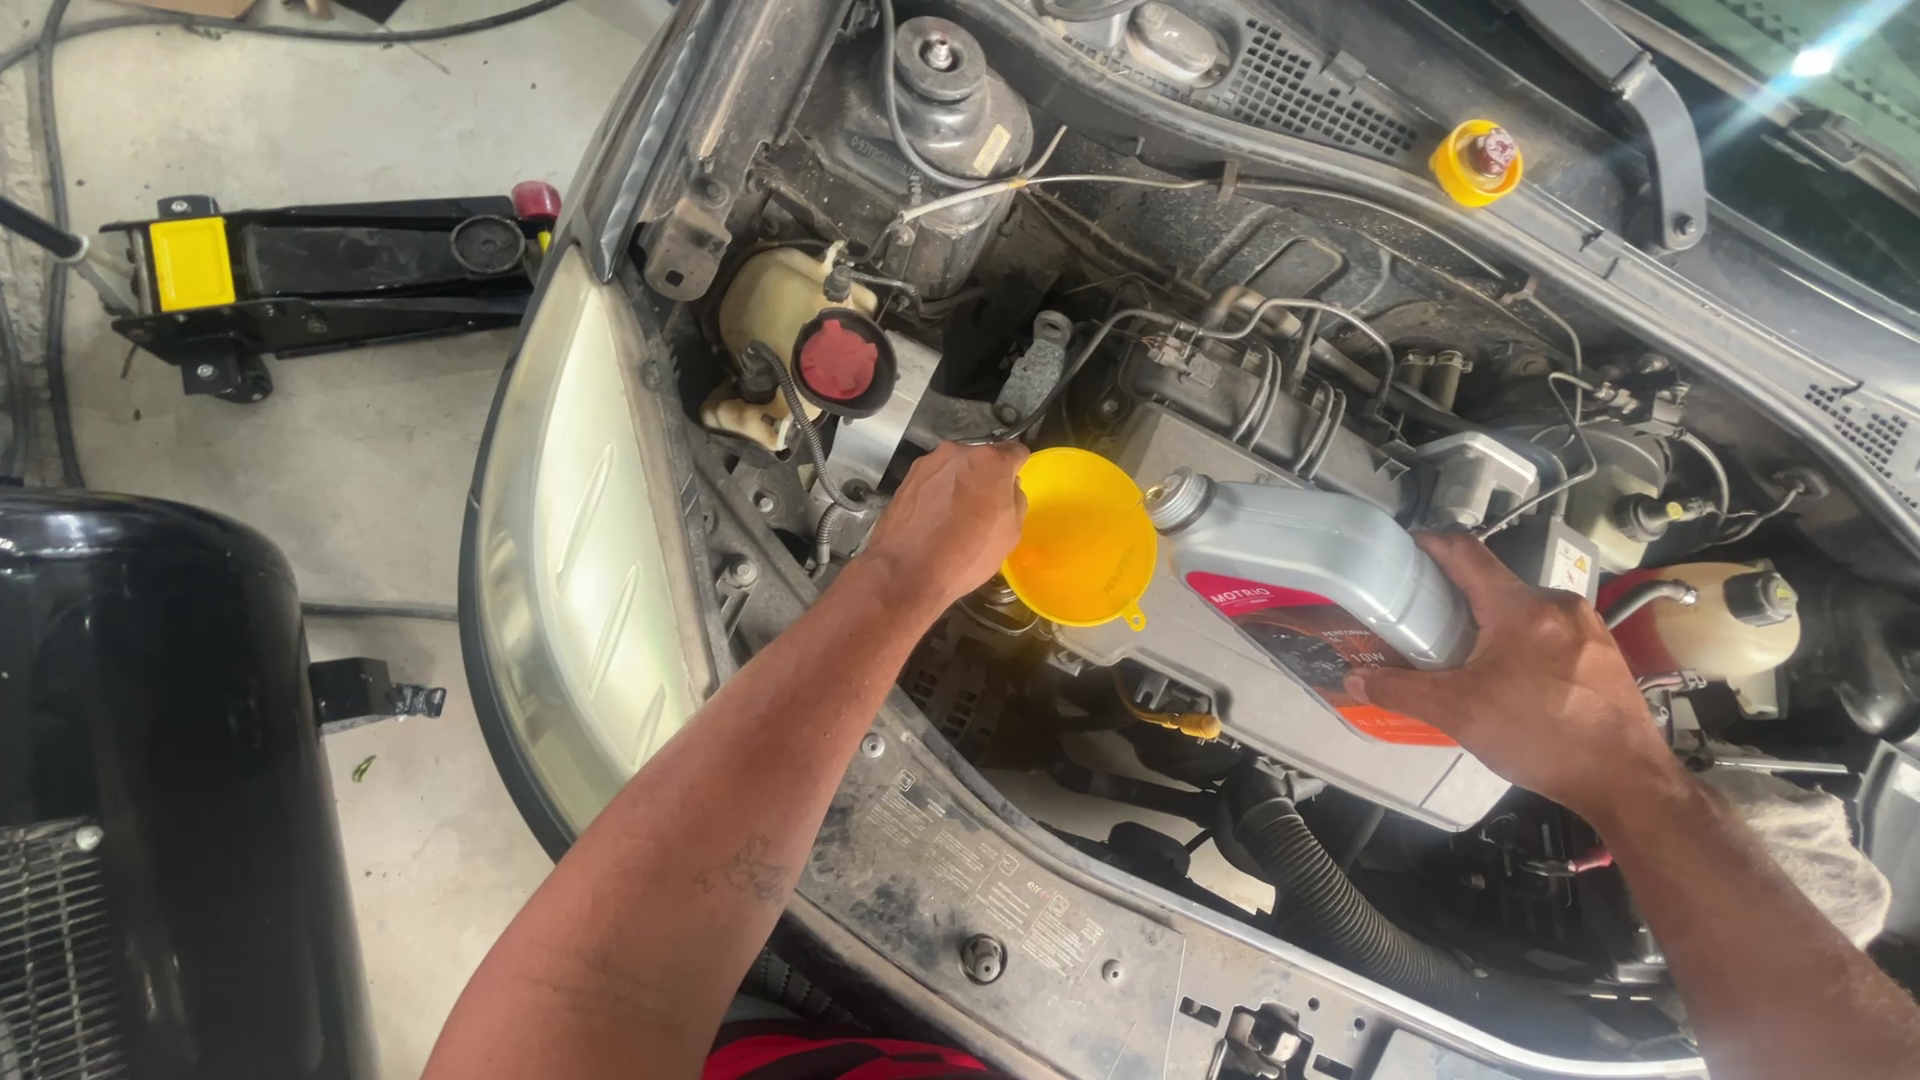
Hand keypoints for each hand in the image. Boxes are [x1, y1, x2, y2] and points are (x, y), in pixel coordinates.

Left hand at [859, 441, 1028, 609]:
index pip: (1015, 451)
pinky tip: (934, 520)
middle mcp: (958, 453)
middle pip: (981, 459)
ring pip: (954, 469)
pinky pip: (933, 481)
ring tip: (954, 518)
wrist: (908, 571)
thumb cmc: (967, 554)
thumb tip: (1008, 488)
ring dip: (959, 485)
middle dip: (985, 478)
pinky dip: (937, 493)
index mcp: (991, 461)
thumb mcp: (1011, 533)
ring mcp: (928, 463)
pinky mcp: (906, 478)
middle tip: (982, 508)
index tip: (1010, 486)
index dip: (1015, 469)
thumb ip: (1016, 500)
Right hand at [1344, 532, 1676, 819]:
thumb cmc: (1540, 737)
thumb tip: (1353, 680)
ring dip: (1483, 618)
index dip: (1427, 542)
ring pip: (1519, 606)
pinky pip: (1545, 628)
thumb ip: (1399, 690)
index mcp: (1521, 607)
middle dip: (1449, 593)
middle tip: (1415, 616)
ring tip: (1455, 649)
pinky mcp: (1602, 651)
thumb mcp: (1456, 713)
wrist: (1628, 783)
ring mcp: (1587, 627)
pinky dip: (1514, 638)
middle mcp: (1558, 605)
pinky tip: (1502, 672)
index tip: (1399, 550)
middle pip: (1490, 581)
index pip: (1465, 551)